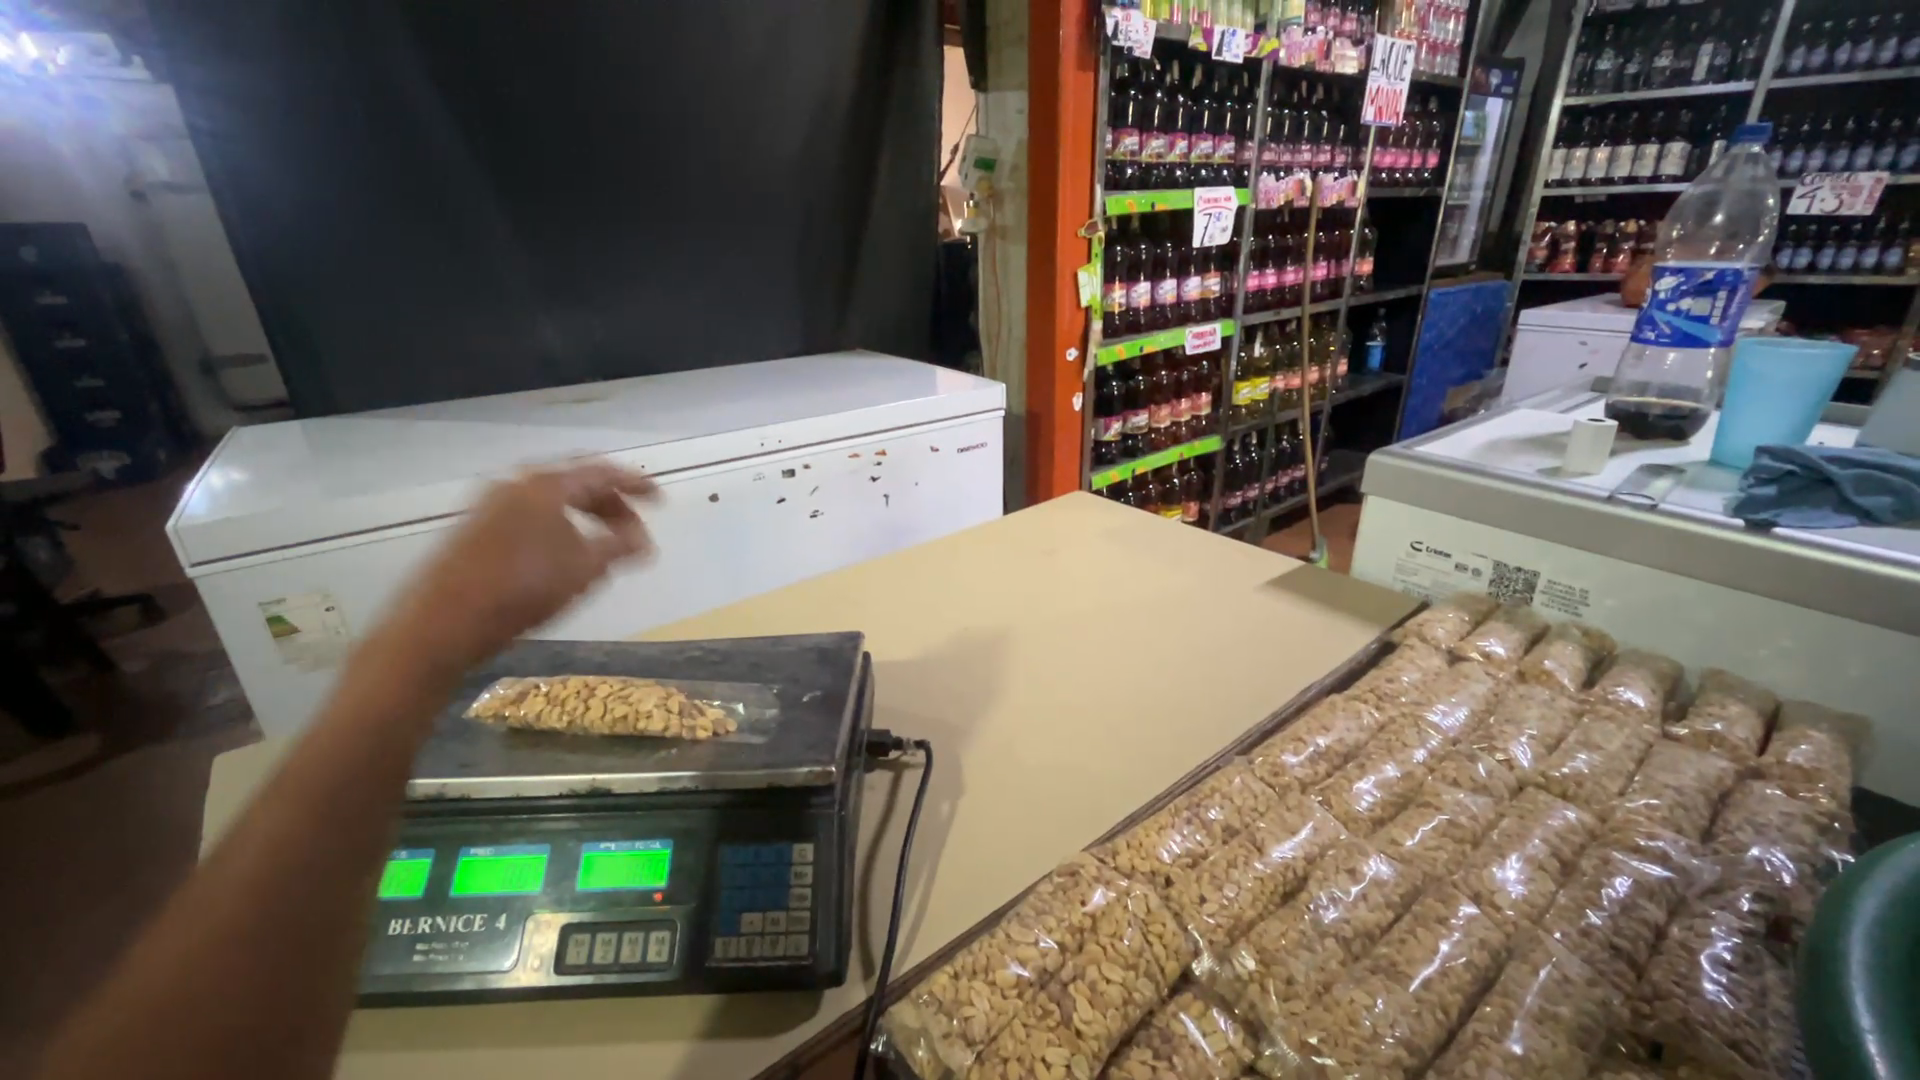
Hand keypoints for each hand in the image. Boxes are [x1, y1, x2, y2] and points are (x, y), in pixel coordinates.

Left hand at [376, 461, 659, 674]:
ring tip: (603, 546)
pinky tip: (564, 555)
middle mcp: (516, 484)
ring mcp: (490, 505)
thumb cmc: (522, 589)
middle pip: (575, 482)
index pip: (602, 472)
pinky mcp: (475, 529)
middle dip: (610, 503)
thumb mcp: (585, 568)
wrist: (441, 623)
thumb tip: (645, 540)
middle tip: (634, 529)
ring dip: (584, 517)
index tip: (660, 499)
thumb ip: (621, 547)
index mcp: (546, 484)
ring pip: (551, 500)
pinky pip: (531, 515)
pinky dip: (558, 526)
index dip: (636, 484)